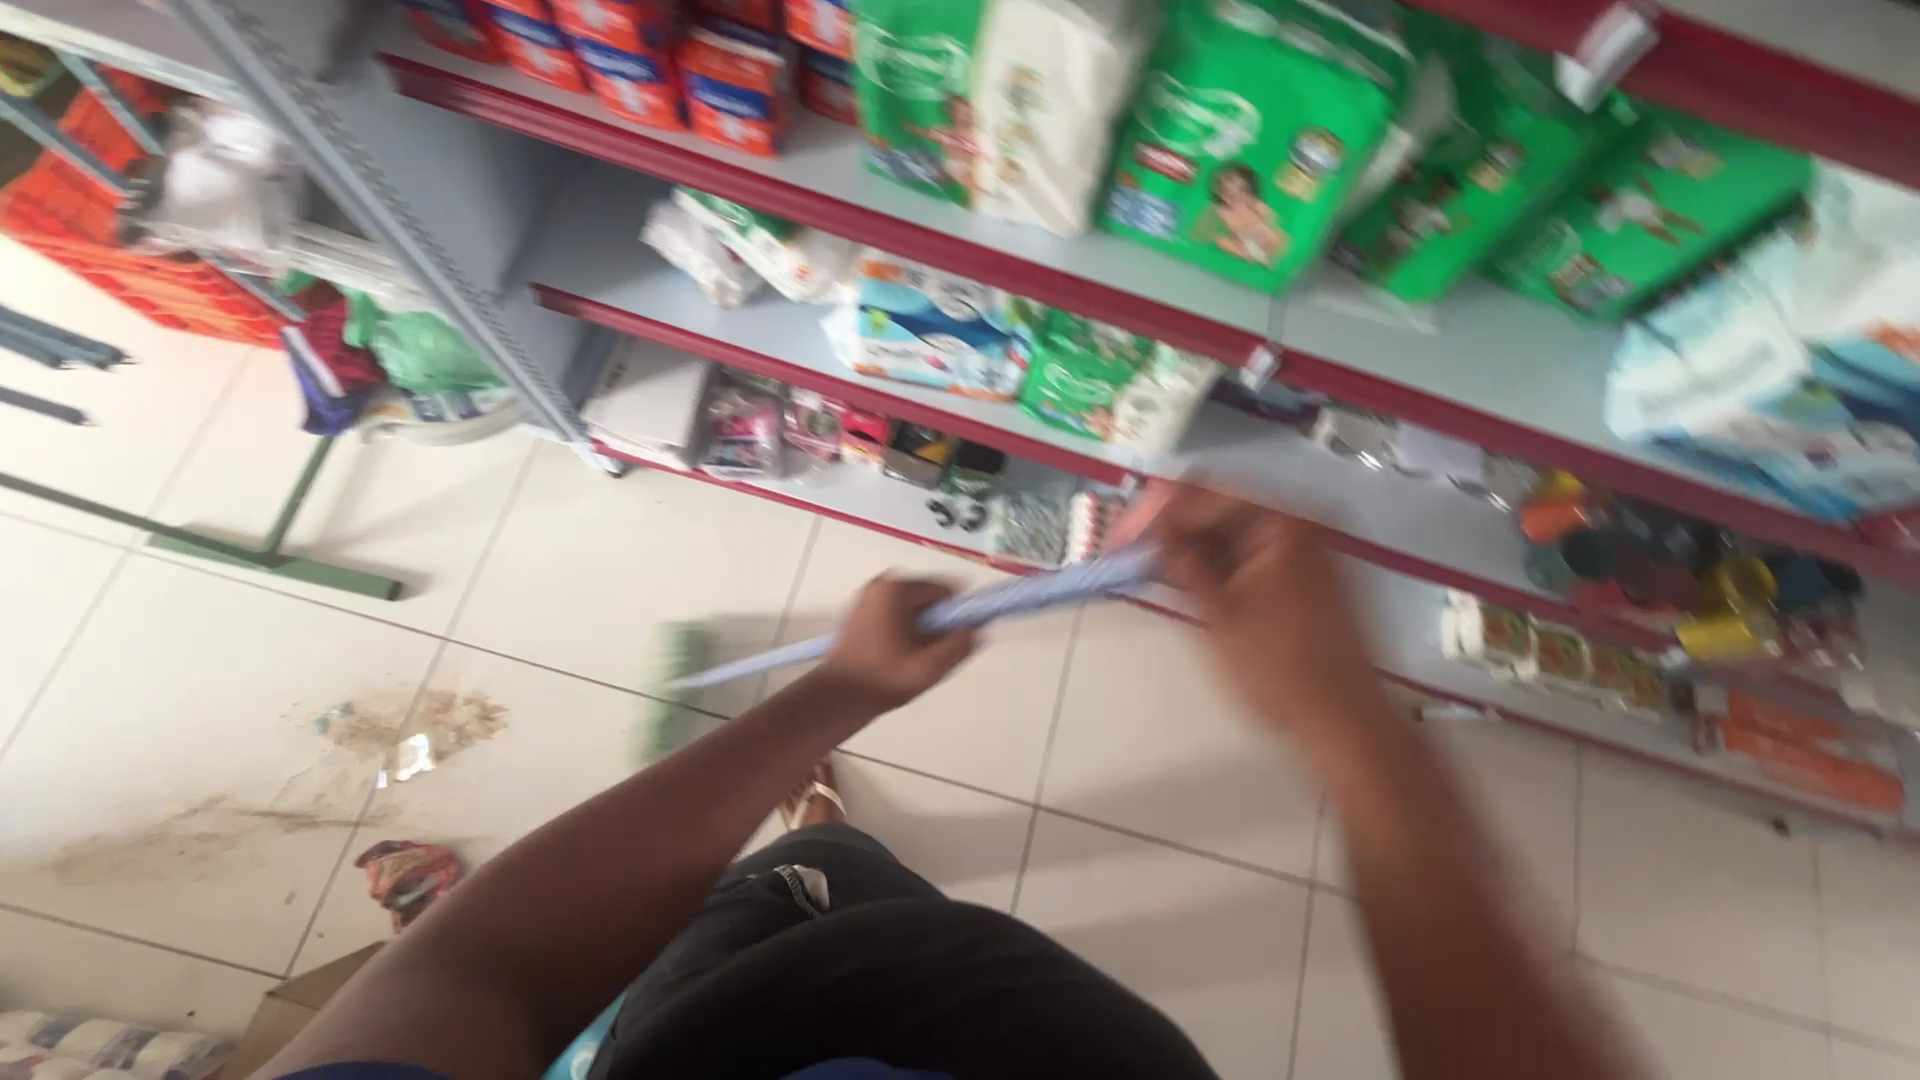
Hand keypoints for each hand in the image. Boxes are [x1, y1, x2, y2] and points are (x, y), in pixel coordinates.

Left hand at [816, 575, 977, 712]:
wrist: (839, 696)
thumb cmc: (883, 680)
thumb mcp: (931, 667)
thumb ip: (961, 644)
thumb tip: (978, 627)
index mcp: (896, 589)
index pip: (947, 590)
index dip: (956, 616)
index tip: (949, 642)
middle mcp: (881, 583)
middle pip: (930, 598)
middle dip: (936, 624)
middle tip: (927, 655)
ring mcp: (868, 595)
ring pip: (915, 607)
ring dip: (921, 629)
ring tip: (910, 658)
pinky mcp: (862, 609)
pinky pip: (897, 613)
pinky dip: (904, 630)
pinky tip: (896, 655)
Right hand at [1151, 483, 1385, 733]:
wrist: (1343, 724)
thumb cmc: (1280, 671)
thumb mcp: (1217, 613)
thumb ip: (1179, 559)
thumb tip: (1149, 527)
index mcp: (1284, 522)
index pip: (1203, 493)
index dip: (1153, 512)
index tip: (1119, 537)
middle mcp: (1301, 524)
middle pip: (1218, 508)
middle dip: (1169, 527)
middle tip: (1126, 550)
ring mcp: (1307, 550)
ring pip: (1231, 532)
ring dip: (1189, 546)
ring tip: (1146, 566)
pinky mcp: (1304, 575)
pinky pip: (1248, 554)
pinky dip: (1215, 564)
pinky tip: (1184, 579)